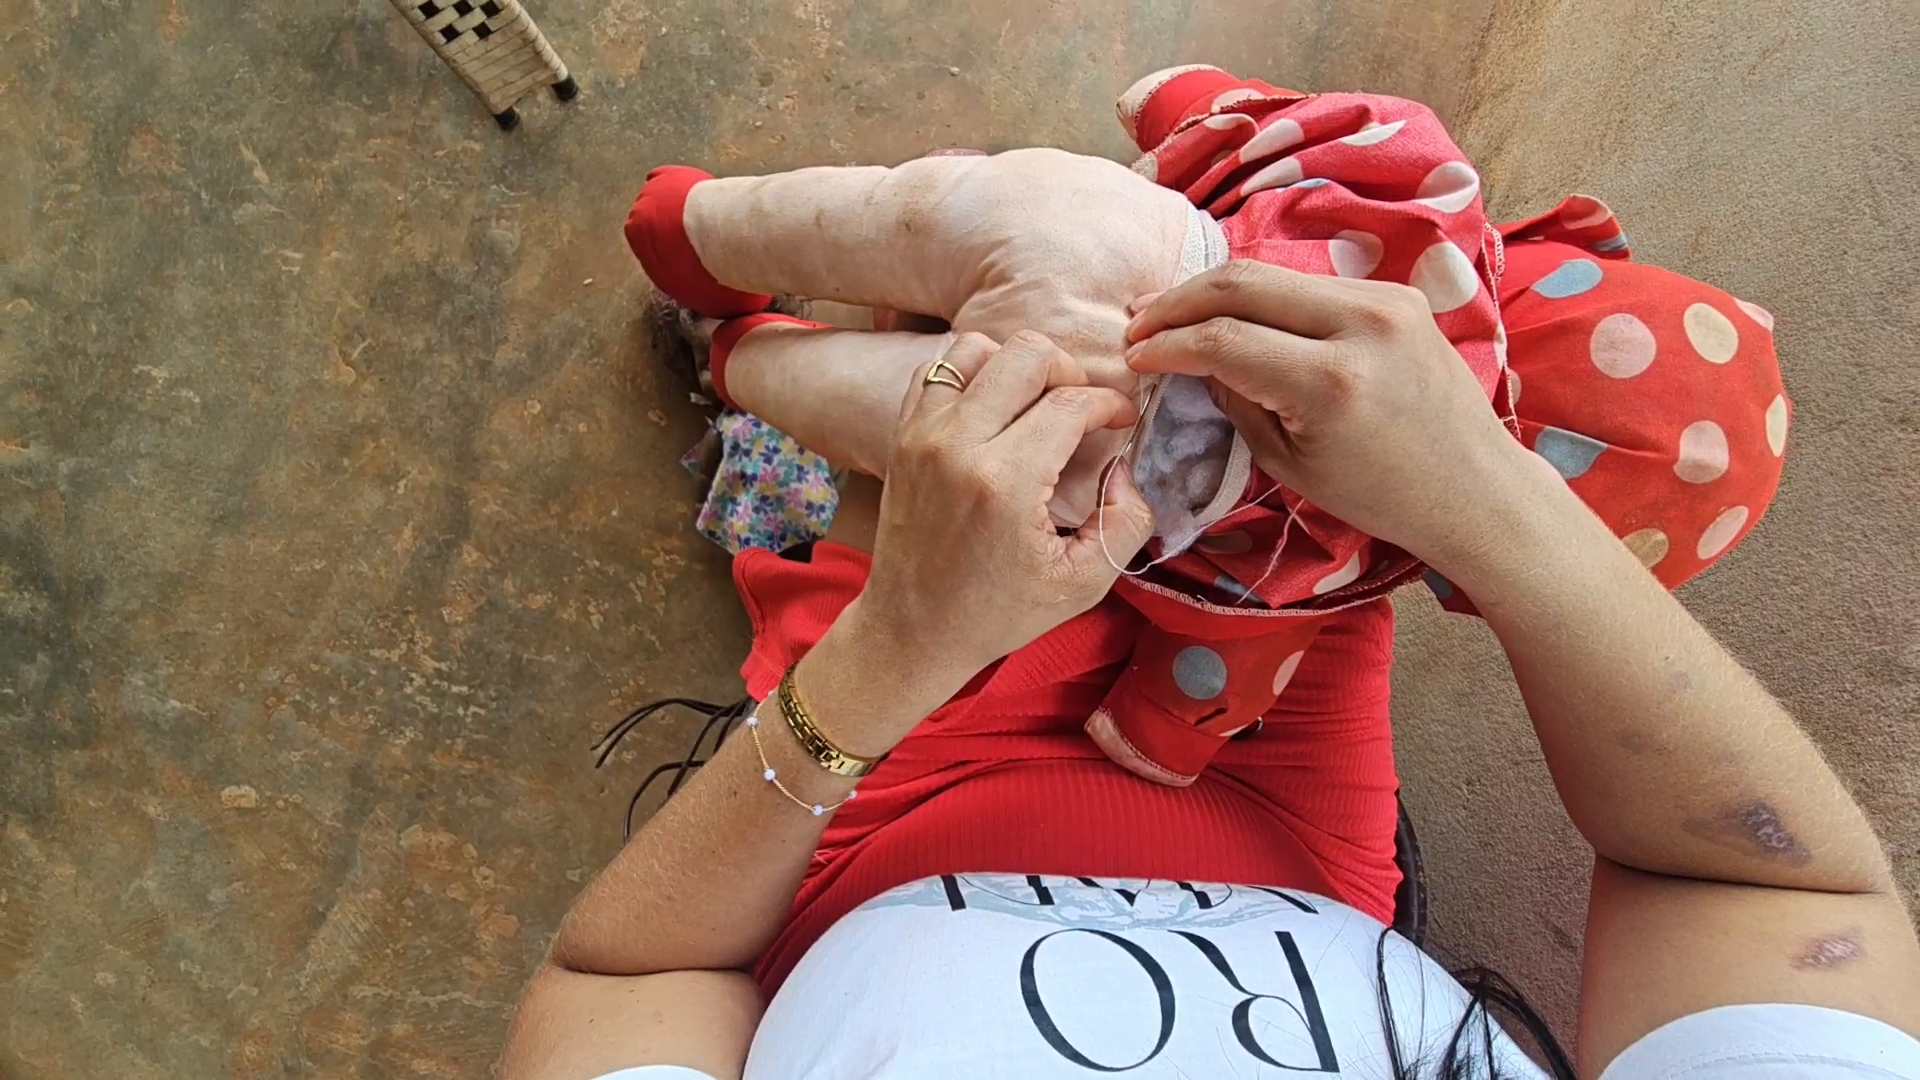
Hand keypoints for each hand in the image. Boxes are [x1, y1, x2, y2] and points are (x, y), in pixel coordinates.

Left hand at [842, 330, 1155, 692]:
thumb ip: (1127, 521)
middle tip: (1082, 408)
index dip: (1110, 405)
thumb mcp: (1084, 584)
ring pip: (975, 348)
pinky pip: (937, 371)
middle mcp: (958, 446)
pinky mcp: (902, 438)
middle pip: (1026, 355)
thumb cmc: (998, 613)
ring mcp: (922, 436)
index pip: (1071, 403)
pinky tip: (993, 408)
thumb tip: (1123, 466)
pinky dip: (972, 373)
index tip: (1121, 422)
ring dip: (1015, 365)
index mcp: (1006, 482)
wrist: (914, 629)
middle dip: (1070, 372)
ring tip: (1035, 402)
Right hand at [1124, 261, 1551, 569]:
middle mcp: (1361, 322)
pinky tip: (1226, 311)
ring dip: (1211, 291)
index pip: (1223, 340)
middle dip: (1178, 300)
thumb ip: (1235, 400)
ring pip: (1270, 274)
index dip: (1167, 345)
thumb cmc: (1373, 493)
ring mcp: (1384, 298)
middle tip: (1137, 319)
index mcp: (1329, 381)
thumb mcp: (1286, 461)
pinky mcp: (1394, 293)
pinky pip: (1303, 284)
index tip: (1132, 356)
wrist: (1472, 485)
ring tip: (1169, 312)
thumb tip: (1193, 363)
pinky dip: (1255, 296)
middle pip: (1242, 283)